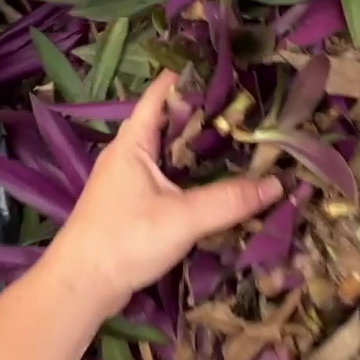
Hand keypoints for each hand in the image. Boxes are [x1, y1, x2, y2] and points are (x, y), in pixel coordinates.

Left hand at [36, 71, 282, 316]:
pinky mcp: (133, 206)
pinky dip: (193, 176)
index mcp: (133, 142)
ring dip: (201, 149)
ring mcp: (129, 180)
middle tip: (250, 110)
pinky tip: (218, 184)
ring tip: (244, 143)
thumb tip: (278, 183)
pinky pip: (168, 179)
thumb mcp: (183, 219)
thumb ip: (230, 200)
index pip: (161, 93)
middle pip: (170, 122)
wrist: (80, 287)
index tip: (229, 71)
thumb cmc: (124, 240)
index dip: (191, 77)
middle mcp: (129, 154)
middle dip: (207, 115)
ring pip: (170, 153)